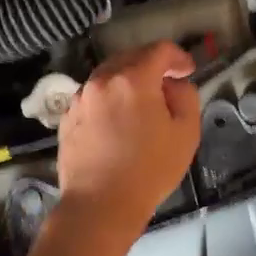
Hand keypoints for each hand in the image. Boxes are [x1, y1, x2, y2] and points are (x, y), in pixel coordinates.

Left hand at [56, 42, 201, 234]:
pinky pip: (93, 96)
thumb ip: (186, 96)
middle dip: (152, 65)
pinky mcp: (67, 119)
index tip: (188, 72)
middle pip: (131, 57)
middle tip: (168, 84)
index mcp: (133, 79)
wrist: (99, 205)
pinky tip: (118, 121)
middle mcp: (103, 80)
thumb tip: (173, 85)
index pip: (159, 50)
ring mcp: (80, 99)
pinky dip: (109, 98)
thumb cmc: (150, 169)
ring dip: (128, 80)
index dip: (178, 57)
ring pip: (109, 76)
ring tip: (142, 103)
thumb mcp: (186, 132)